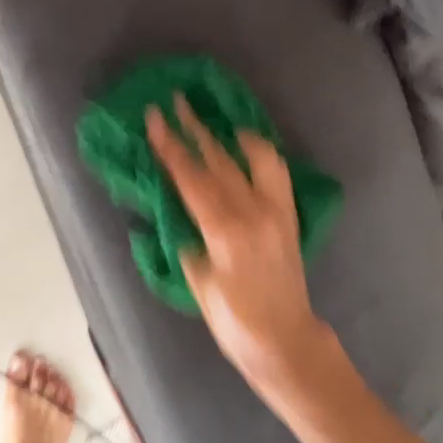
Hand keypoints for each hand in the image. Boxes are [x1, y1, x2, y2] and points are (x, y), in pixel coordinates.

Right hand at [146, 96, 333, 387]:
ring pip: (250, 159)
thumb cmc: (234, 323)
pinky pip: (274, 171)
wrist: (286, 341)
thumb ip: (188, 239)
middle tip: (175, 101)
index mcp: (226, 232)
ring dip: (225, 135)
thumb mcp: (199, 283)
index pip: (192, 179)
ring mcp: (275, 210)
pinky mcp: (288, 214)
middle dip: (194, 130)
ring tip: (207, 116)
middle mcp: (254, 212)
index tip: (154, 118)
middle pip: (219, 161)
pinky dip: (258, 151)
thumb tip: (174, 206)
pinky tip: (244, 142)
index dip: (171, 147)